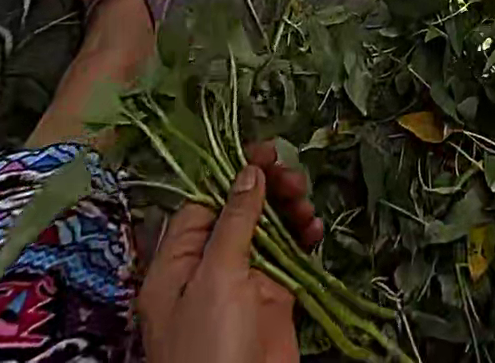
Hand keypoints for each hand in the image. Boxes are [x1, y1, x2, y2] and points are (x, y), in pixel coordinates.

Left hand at [139, 146, 322, 362]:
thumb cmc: (212, 348)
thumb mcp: (217, 278)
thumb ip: (235, 221)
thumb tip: (248, 171)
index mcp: (179, 261)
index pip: (205, 199)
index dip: (234, 171)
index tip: (267, 151)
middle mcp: (209, 265)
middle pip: (240, 208)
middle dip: (268, 188)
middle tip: (293, 179)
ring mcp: (243, 279)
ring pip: (268, 226)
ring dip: (289, 208)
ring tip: (306, 207)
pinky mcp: (273, 294)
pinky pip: (289, 252)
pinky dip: (304, 236)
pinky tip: (315, 231)